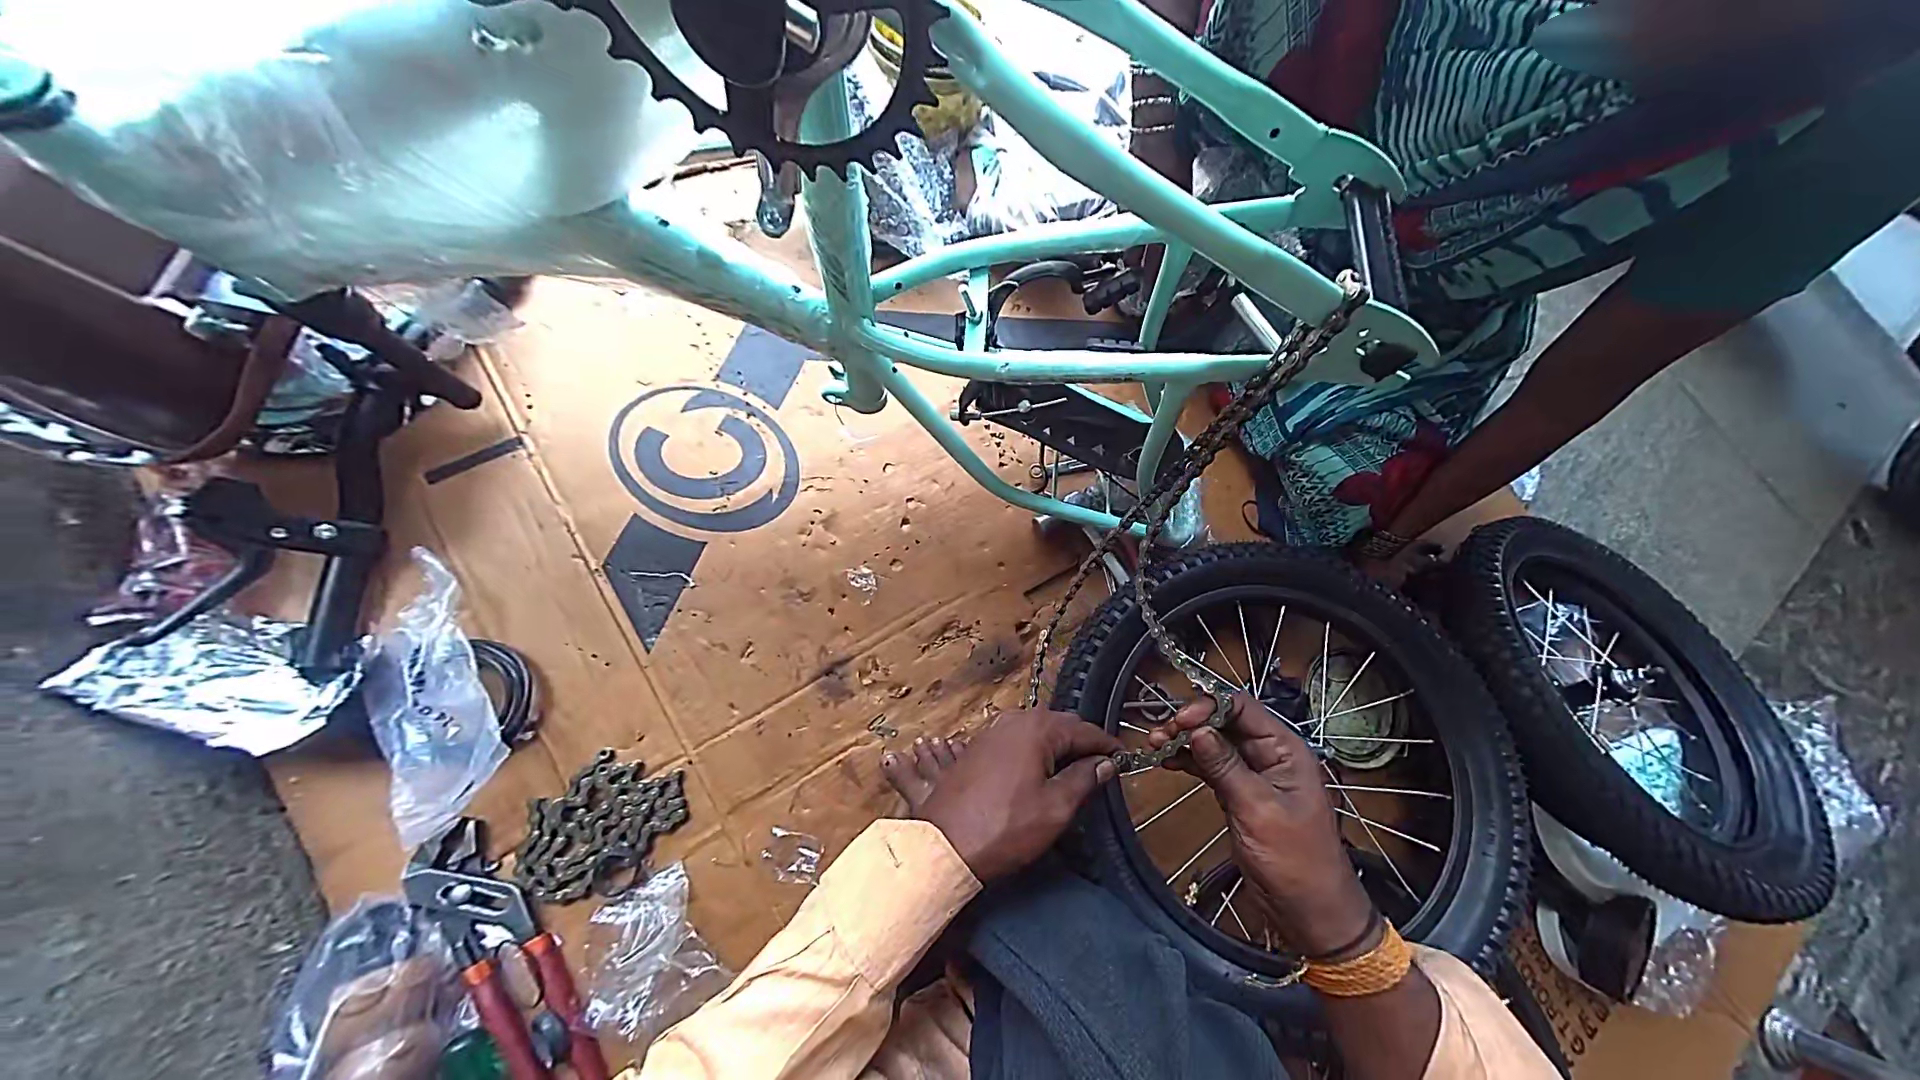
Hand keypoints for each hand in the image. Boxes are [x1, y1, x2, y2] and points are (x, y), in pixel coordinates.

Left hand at [914, 709, 1120, 881]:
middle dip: (1082, 742)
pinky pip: (1016, 739)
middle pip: (1059, 724)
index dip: (1106, 744)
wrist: (944, 843)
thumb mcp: (1056, 807)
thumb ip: (1084, 779)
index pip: (1082, 729)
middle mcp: (1013, 721)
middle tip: (1103, 765)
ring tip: (1075, 769)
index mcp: (1036, 729)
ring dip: (1058, 745)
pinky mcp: (977, 747)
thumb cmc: (1004, 827)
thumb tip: (1105, 763)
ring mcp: (991, 732)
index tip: (1123, 758)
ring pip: (1036, 730)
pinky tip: (1041, 770)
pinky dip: (1035, 749)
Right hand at [1149, 693, 1374, 955]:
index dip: (1208, 707)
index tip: (1179, 720)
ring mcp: (1252, 774)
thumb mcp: (1258, 809)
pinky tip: (1167, 760)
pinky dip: (1188, 761)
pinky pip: (1209, 765)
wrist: (1311, 914)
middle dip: (1190, 723)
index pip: (1242, 709)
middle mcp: (1268, 755)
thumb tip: (1197, 730)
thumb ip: (1226, 766)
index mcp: (1285, 750)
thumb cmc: (1296, 861)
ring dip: (1184, 741)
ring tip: (1155, 744)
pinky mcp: (1237, 793)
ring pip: (1213, 743)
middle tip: (1160, 734)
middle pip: (1224, 722)